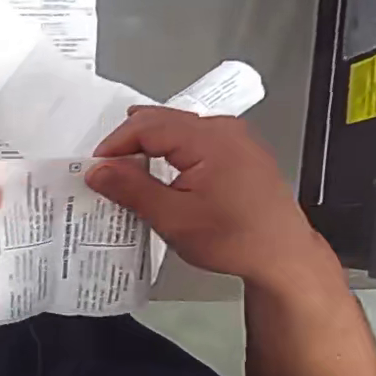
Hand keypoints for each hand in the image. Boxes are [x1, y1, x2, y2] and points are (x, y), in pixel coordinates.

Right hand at [87, 107, 336, 291]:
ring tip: (127, 168)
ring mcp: (236, 139)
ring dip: (149, 145)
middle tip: (105, 167)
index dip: (115, 143)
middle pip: (164, 120)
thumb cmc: (232, 238)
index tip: (95, 167)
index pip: (148, 125)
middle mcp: (224, 130)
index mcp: (208, 139)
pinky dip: (170, 152)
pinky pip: (196, 141)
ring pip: (180, 129)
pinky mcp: (240, 154)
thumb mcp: (172, 217)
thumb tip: (98, 170)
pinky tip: (160, 171)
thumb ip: (131, 189)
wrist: (280, 255)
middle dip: (129, 141)